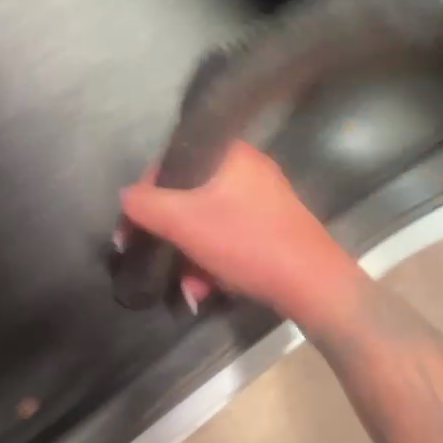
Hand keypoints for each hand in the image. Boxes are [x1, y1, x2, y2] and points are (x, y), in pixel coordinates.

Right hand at [120, 141, 360, 317]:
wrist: (315, 287)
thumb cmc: (245, 242)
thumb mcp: (180, 220)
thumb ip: (142, 204)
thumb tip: (127, 198)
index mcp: (229, 155)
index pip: (168, 165)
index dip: (145, 195)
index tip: (135, 227)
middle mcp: (248, 170)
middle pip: (185, 196)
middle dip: (167, 233)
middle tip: (155, 257)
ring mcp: (263, 200)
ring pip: (205, 220)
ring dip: (187, 253)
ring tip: (187, 284)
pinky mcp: (273, 228)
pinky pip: (227, 236)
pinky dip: (211, 258)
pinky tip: (206, 287)